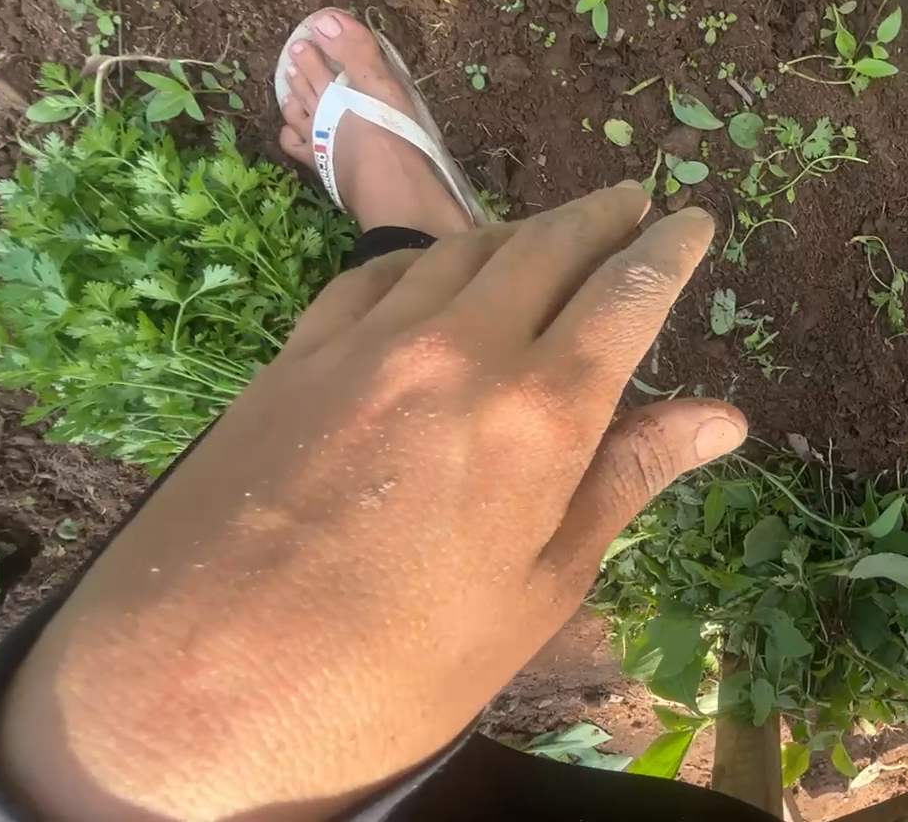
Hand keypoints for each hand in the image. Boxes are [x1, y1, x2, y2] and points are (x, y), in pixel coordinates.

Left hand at [0, 183, 746, 820]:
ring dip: (527, 230)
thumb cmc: (402, 665)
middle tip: (635, 200)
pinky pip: (382, 273)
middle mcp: (464, 350)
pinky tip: (443, 273)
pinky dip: (435, 259)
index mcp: (542, 412)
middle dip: (605, 214)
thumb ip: (631, 474)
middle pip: (552, 244)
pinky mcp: (299, 354)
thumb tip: (725, 418)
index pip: (628, 293)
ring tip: (557, 234)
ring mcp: (372, 342)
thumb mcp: (545, 583)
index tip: (696, 219)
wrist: (182, 706)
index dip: (670, 248)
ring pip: (470, 246)